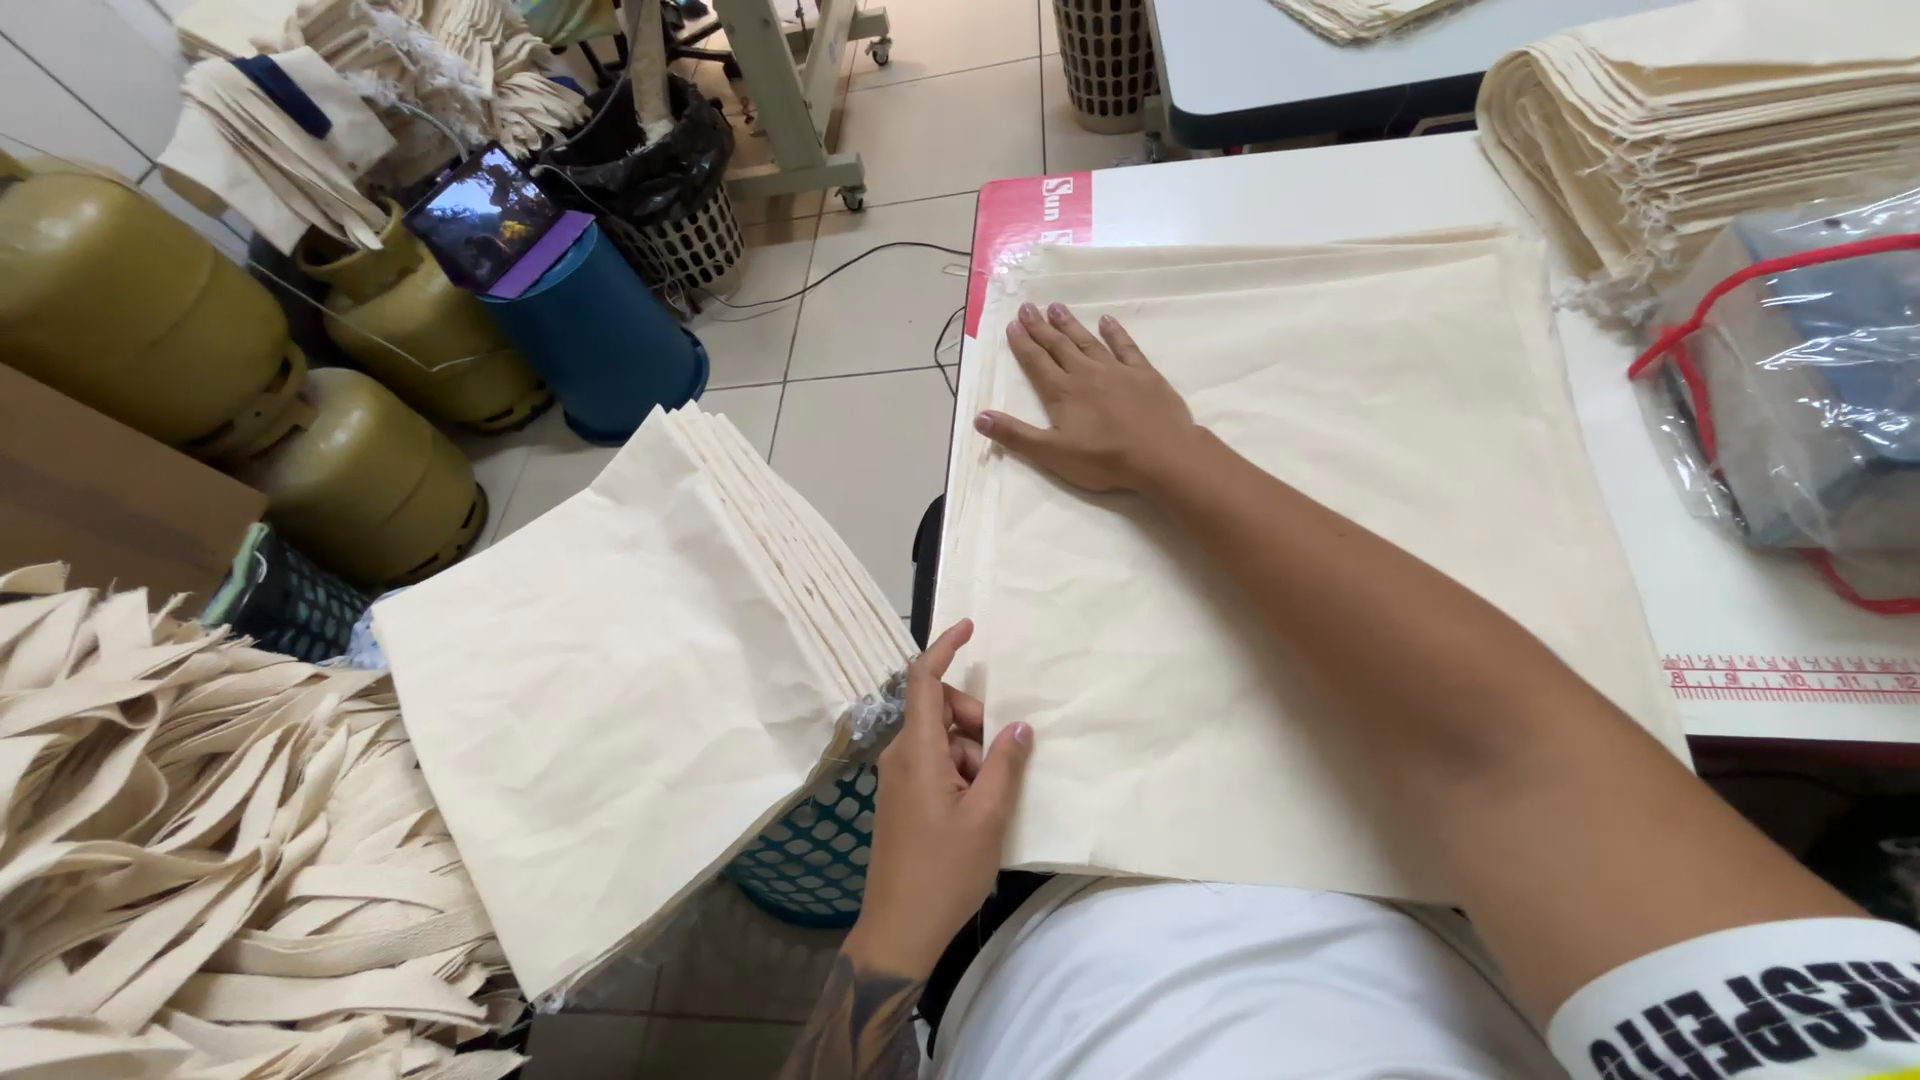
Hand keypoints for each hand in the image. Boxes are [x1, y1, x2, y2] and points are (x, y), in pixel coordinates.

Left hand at [844, 620, 1033, 978]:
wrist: (900, 927)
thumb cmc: (945, 871)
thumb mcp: (988, 815)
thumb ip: (1005, 763)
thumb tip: (1021, 725)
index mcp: (917, 751)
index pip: (923, 680)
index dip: (944, 647)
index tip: (970, 627)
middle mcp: (901, 755)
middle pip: (937, 707)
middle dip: (972, 718)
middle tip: (999, 757)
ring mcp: (897, 777)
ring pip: (939, 737)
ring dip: (969, 751)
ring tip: (988, 797)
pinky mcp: (900, 797)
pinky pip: (932, 761)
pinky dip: (958, 768)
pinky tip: (977, 805)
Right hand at [976, 302, 1203, 492]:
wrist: (1160, 454)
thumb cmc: (1103, 460)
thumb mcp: (1052, 454)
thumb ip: (1015, 435)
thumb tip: (980, 418)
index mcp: (1062, 393)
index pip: (1036, 363)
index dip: (1022, 344)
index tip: (1013, 325)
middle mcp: (1086, 374)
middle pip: (1058, 346)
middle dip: (1041, 327)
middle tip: (1028, 307)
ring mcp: (1116, 371)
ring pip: (1088, 341)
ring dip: (1070, 324)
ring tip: (1057, 307)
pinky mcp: (1144, 374)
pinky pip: (1125, 347)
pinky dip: (1114, 333)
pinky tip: (1107, 320)